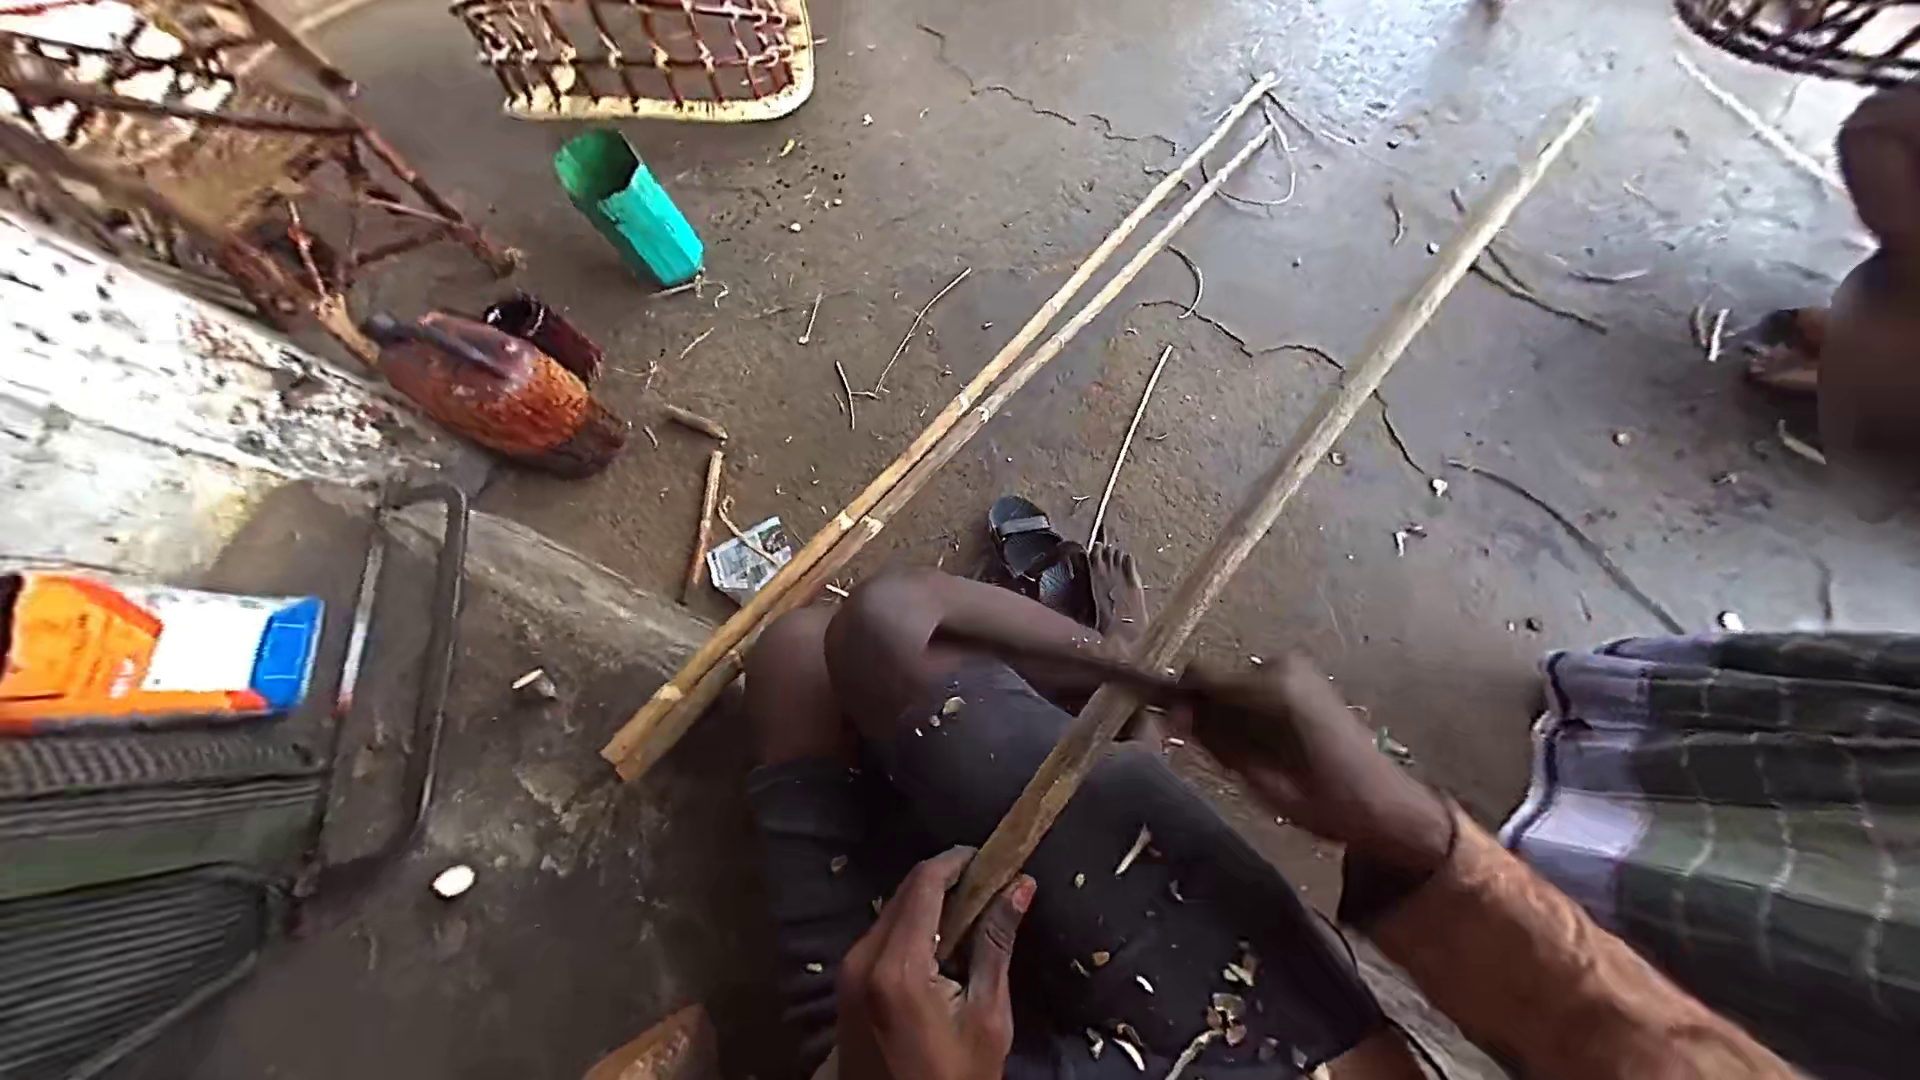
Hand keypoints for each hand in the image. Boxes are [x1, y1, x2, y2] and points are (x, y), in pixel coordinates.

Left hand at [836, 847, 1034, 1079]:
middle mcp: (864, 957)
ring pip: (894, 907)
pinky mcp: (846, 983)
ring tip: (970, 911)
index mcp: (897, 966)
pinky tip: (940, 940)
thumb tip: (1022, 885)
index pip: (925, 881)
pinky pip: (883, 931)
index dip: (957, 860)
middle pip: (907, 890)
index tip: (989, 858)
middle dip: (947, 878)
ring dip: (930, 900)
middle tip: (986, 885)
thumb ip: (997, 944)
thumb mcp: (986, 1019)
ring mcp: (849, 970)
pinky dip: (913, 922)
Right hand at [1179, 655, 1452, 876]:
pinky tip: (1267, 741)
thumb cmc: (1328, 804)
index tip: (1175, 728)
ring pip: (1232, 684)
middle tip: (1221, 753)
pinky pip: (1252, 686)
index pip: (1199, 675)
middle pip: (1215, 679)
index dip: (1180, 700)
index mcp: (1274, 689)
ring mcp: (1294, 668)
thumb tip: (1175, 713)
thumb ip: (1217, 741)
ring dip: (1228, 713)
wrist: (1393, 808)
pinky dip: (1247, 710)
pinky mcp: (1302, 676)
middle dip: (1207, 711)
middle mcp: (1282, 666)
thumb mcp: (1262, 781)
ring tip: (1250, 754)